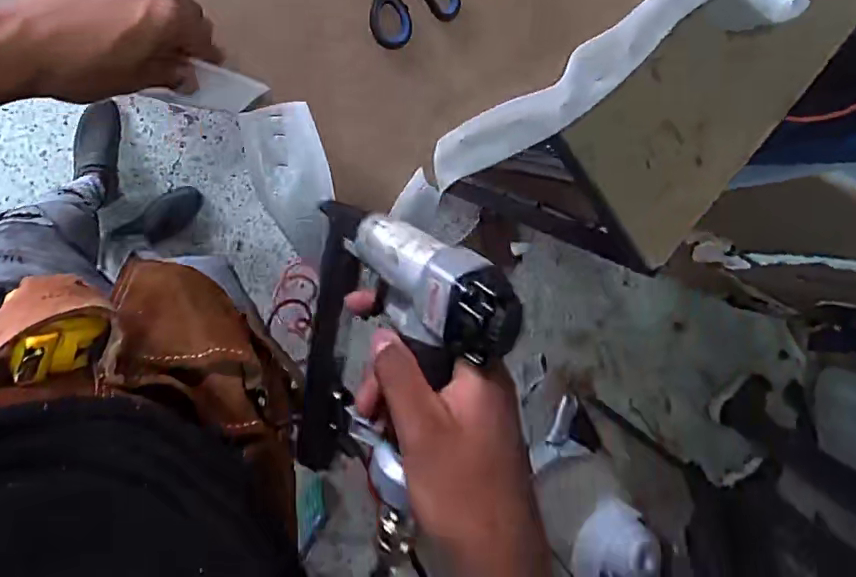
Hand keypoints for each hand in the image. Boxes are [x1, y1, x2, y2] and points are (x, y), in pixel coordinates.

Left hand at [0, 0, 223, 106]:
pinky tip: (112, 23)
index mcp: (167, 15)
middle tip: (171, 57)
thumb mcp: (129, 81)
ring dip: (158, 15)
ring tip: (138, 40)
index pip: (203, 34)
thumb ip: (167, 73)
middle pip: (185, 10)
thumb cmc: (72, 66)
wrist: (19, 42)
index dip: (205, 54)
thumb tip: (186, 74)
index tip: (204, 65)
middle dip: (184, 33)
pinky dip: (132, 3)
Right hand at [348, 292, 551, 576]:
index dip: (394, 306)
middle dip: (387, 375)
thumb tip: (382, 334)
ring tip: (376, 434)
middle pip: (423, 353)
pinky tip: (392, 447)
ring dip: (393, 403)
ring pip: (424, 384)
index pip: (434, 316)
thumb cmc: (461, 488)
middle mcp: (481, 380)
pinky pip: (432, 410)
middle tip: (366, 408)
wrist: (498, 564)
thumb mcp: (420, 428)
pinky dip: (408, 422)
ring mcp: (477, 409)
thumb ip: (398, 374)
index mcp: (478, 367)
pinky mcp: (470, 435)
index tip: (357, 303)